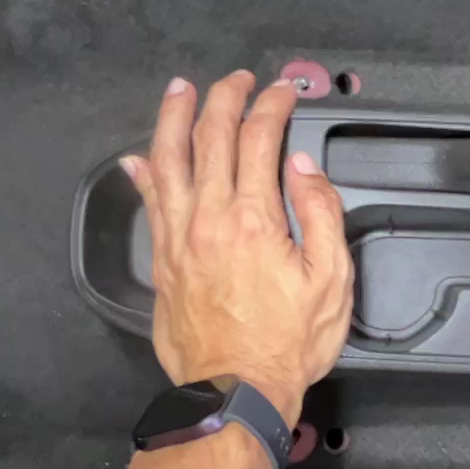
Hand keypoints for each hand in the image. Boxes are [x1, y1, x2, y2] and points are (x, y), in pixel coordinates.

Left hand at [120, 71, 351, 424]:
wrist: (237, 389)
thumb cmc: (288, 340)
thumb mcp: (331, 279)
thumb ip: (320, 214)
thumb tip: (302, 166)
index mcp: (255, 218)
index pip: (260, 139)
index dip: (273, 105)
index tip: (284, 91)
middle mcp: (210, 217)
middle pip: (211, 137)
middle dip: (226, 98)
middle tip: (238, 79)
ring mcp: (179, 237)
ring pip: (169, 159)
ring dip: (175, 118)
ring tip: (181, 90)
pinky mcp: (163, 261)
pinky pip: (149, 204)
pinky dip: (143, 173)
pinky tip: (138, 157)